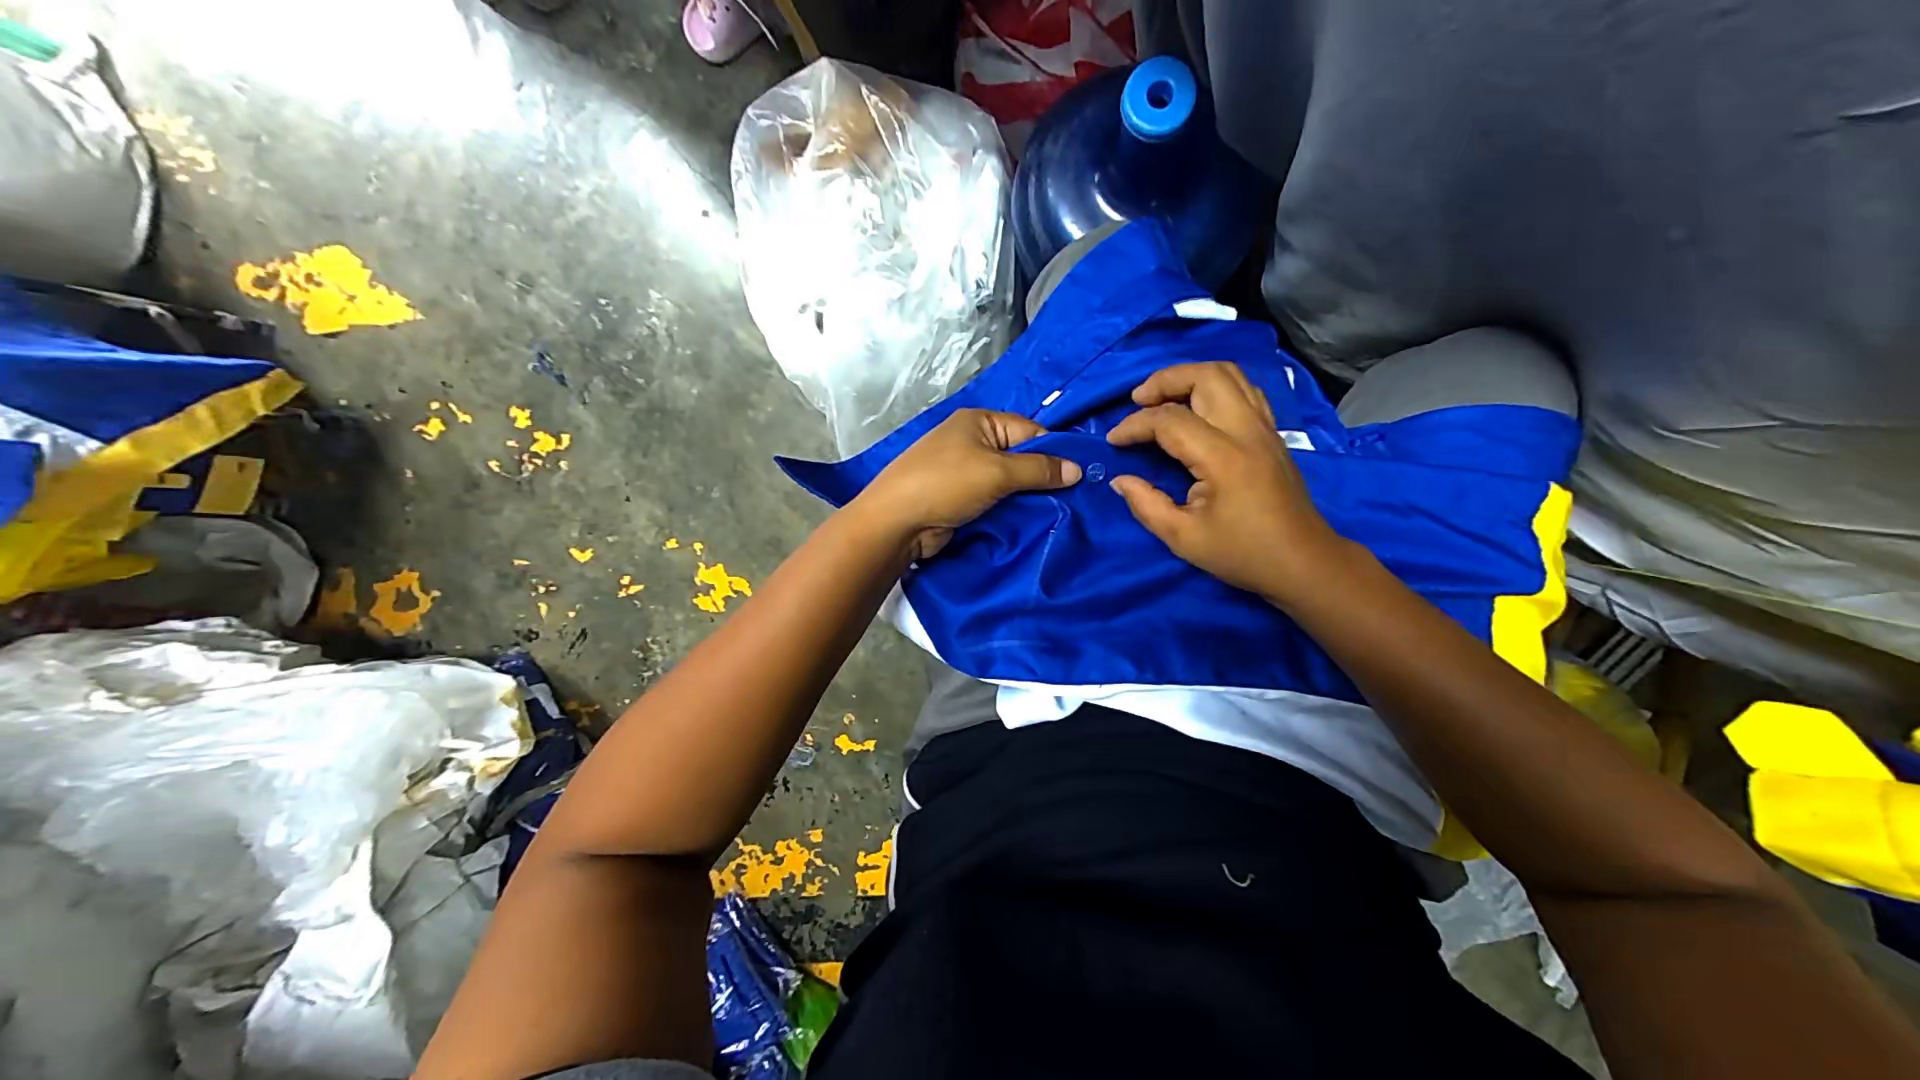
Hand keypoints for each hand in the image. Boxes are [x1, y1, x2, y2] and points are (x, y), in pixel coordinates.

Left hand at [853, 409, 1081, 560]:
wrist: (897, 521)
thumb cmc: (947, 484)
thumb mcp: (998, 472)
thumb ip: (1039, 470)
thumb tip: (1078, 470)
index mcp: (980, 422)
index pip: (1030, 431)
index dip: (1054, 452)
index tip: (1079, 476)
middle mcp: (973, 441)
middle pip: (1020, 456)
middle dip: (1043, 477)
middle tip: (1074, 499)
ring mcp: (965, 471)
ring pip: (1009, 481)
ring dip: (1027, 496)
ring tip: (1059, 512)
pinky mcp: (961, 498)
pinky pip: (995, 499)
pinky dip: (1010, 509)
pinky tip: (1031, 522)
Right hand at [1106, 362, 1348, 603]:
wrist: (1302, 562)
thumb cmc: (1242, 554)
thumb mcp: (1183, 538)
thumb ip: (1146, 504)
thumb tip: (1120, 480)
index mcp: (1224, 458)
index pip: (1170, 420)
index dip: (1135, 425)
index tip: (1113, 441)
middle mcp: (1247, 431)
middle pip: (1205, 376)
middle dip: (1165, 380)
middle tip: (1138, 401)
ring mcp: (1264, 427)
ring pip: (1228, 374)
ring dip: (1190, 377)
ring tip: (1163, 398)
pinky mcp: (1272, 433)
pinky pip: (1244, 389)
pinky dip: (1214, 387)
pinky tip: (1196, 406)